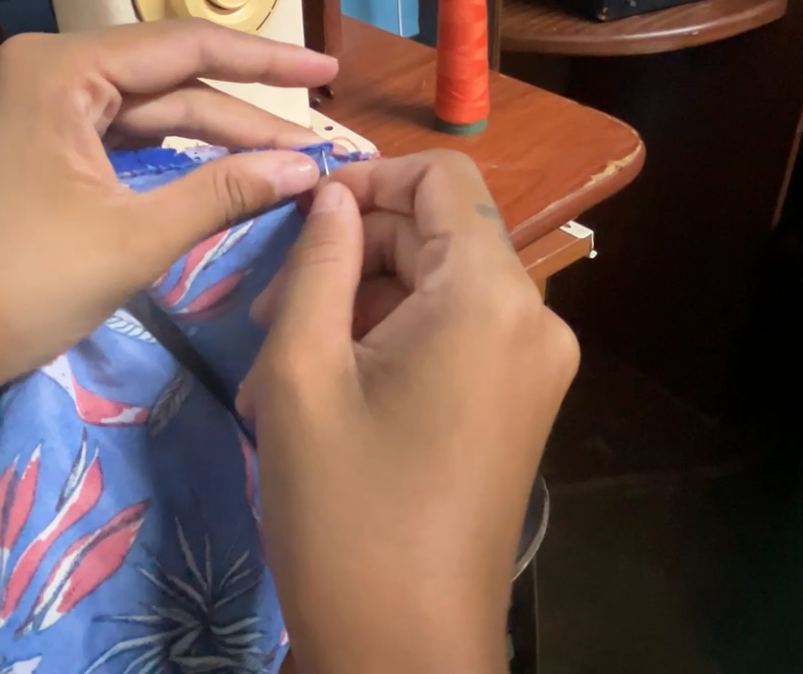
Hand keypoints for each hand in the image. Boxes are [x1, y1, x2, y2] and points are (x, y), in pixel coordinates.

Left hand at [0, 20, 334, 423]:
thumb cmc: (21, 289)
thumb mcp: (135, 238)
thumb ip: (226, 191)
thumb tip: (307, 167)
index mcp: (60, 68)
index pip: (185, 48)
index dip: (267, 60)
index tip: (329, 70)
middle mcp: (47, 67)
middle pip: (171, 79)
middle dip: (246, 116)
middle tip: (317, 142)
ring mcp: (40, 101)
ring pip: (150, 109)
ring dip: (215, 136)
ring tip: (285, 156)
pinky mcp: (41, 137)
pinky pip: (123, 133)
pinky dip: (174, 153)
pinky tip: (225, 164)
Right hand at [239, 151, 577, 673]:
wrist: (405, 654)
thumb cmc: (344, 508)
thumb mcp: (305, 370)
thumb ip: (320, 259)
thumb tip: (333, 193)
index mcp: (490, 296)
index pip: (442, 178)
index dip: (370, 176)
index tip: (305, 212)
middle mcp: (532, 317)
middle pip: (435, 233)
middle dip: (350, 251)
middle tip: (270, 307)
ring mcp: (532, 362)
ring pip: (436, 285)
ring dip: (358, 301)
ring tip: (283, 361)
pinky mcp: (519, 399)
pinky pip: (452, 331)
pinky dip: (390, 336)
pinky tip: (326, 385)